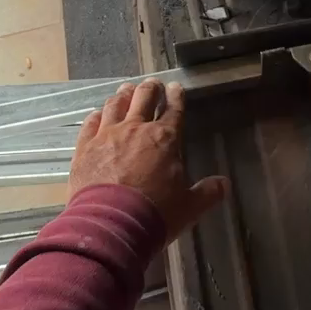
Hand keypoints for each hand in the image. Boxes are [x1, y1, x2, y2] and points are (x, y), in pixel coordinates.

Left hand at [68, 80, 227, 243]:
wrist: (110, 225)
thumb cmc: (154, 214)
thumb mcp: (189, 207)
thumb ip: (208, 193)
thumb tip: (225, 184)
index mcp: (165, 138)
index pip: (174, 109)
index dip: (176, 95)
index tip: (176, 87)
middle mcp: (136, 129)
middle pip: (143, 97)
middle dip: (150, 88)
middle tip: (152, 84)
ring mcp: (108, 135)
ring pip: (116, 104)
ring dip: (123, 95)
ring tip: (126, 90)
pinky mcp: (85, 146)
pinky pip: (90, 123)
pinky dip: (96, 115)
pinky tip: (97, 114)